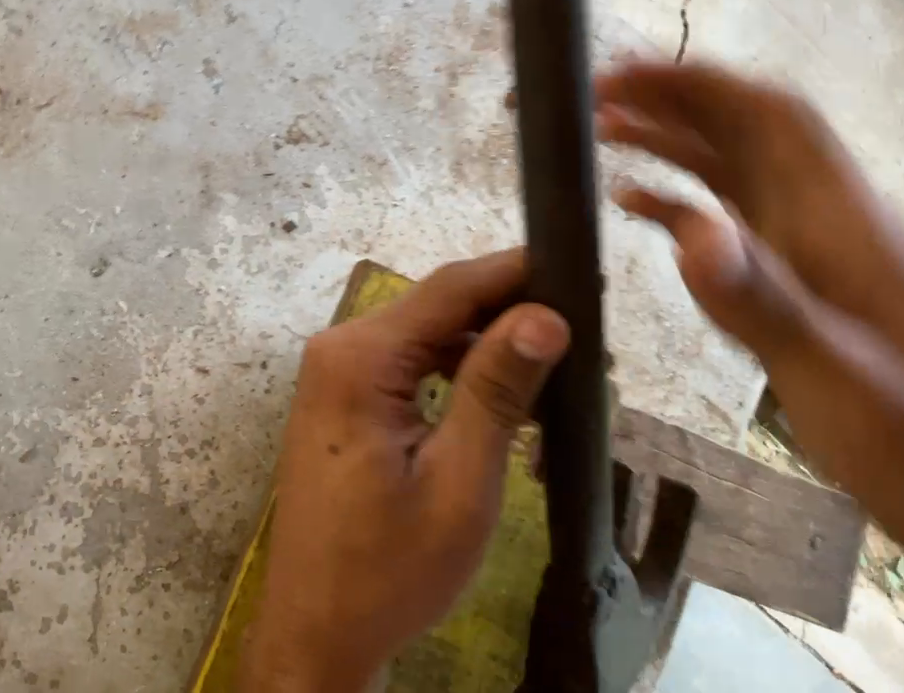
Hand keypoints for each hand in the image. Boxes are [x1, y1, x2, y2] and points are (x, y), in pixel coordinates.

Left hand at [242, 250, 568, 691]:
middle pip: (436, 307)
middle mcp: (339, 348)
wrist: (317, 632)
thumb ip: (496, 391)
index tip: (578, 271)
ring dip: (486, 345)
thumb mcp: (458, 483)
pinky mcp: (342, 400)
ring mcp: (335, 374)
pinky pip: (408, 365)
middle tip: (586, 330)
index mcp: (359, 358)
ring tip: (561, 364)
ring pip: (425, 335)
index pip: (449, 288)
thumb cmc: (389, 569)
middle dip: (508, 311)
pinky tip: (505, 395)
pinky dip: (456, 372)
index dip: (515, 273)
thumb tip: (543, 315)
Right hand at [594, 57, 903, 523]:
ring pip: (732, 170)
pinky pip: (727, 222)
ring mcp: (811, 254)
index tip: (626, 74)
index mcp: (843, 225)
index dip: (700, 85)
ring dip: (668, 141)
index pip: (773, 120)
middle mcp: (825, 222)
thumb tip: (688, 233)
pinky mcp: (796, 286)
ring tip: (599, 129)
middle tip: (588, 95)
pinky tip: (632, 203)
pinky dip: (675, 201)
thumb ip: (765, 304)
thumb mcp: (844, 384)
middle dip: (670, 100)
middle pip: (745, 132)